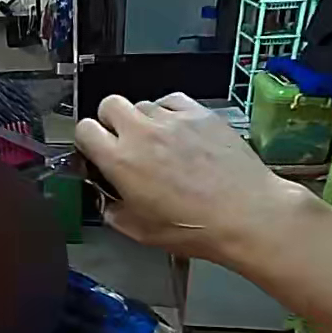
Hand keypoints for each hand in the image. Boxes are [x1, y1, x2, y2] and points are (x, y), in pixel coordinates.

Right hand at [74, 93, 310, 262]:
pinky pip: (172, 100)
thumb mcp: (141, 232)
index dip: (88, 139)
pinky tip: (180, 131)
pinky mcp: (200, 113)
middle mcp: (141, 132)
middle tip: (125, 142)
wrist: (246, 215)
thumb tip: (107, 201)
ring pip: (143, 104)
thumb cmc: (195, 228)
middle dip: (111, 121)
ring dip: (144, 120)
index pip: (85, 129)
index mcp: (120, 161)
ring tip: (160, 143)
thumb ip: (114, 211)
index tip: (98, 150)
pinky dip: (170, 112)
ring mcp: (172, 119)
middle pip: (109, 104)